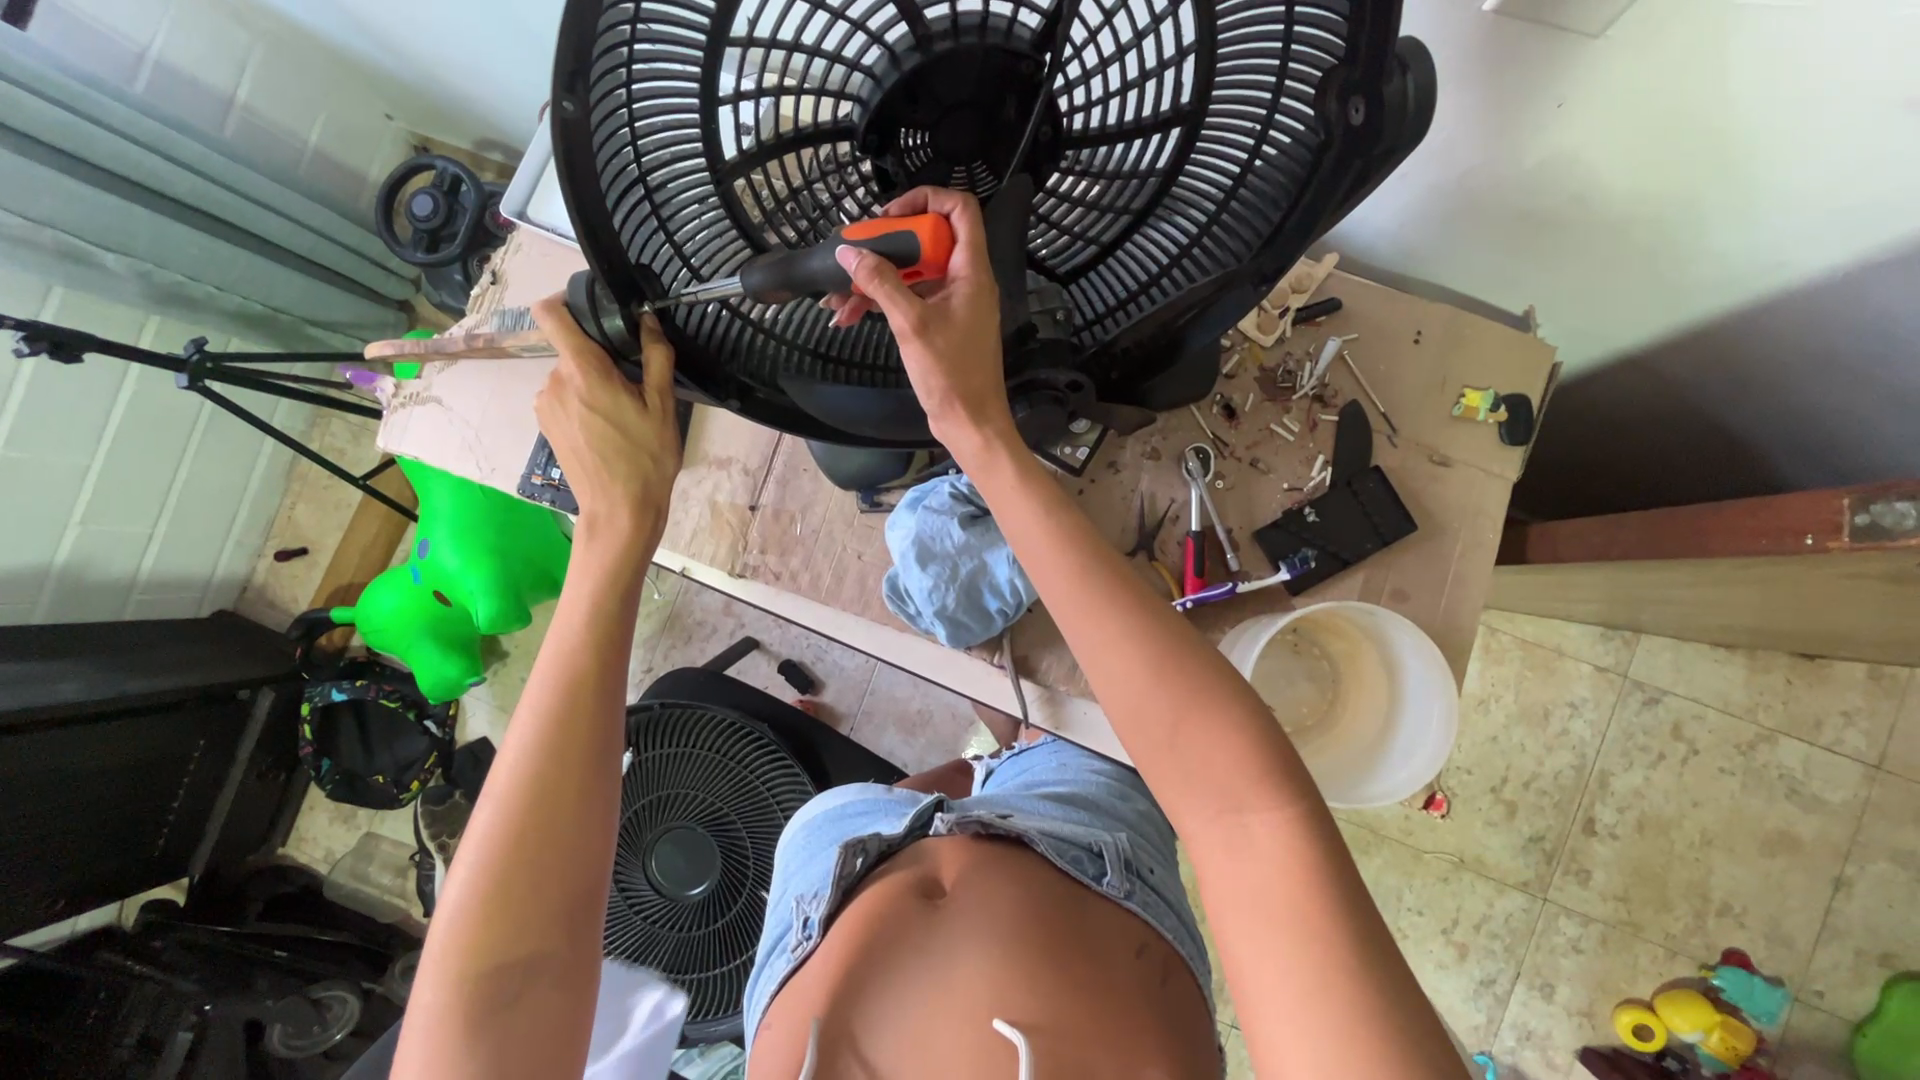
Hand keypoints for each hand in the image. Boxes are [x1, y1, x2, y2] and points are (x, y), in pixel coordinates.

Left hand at [531, 295, 680, 539]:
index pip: (550, 314)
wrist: (620, 510)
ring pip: (569, 375)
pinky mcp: (546, 424)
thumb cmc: (646, 459)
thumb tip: (648, 320)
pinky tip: (607, 428)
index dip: (566, 301)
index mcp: (584, 371)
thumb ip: (656, 357)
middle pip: (572, 348)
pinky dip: (583, 401)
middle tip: (633, 382)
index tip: (592, 308)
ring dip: (592, 382)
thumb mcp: (663, 407)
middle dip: (599, 357)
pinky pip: (564, 397)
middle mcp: (555, 381)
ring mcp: (545, 404)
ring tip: (623, 412)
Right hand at [824, 187, 1014, 447]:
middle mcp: (964, 280)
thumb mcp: (911, 324)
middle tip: (853, 254)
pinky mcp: (939, 324)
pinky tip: (847, 316)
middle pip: (925, 240)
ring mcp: (952, 302)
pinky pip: (908, 299)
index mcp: (971, 270)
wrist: (970, 422)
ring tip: (835, 297)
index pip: (959, 209)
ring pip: (911, 274)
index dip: (926, 199)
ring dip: (874, 280)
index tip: (889, 215)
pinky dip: (881, 303)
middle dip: (884, 247)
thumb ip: (881, 283)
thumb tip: (849, 252)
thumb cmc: (950, 373)